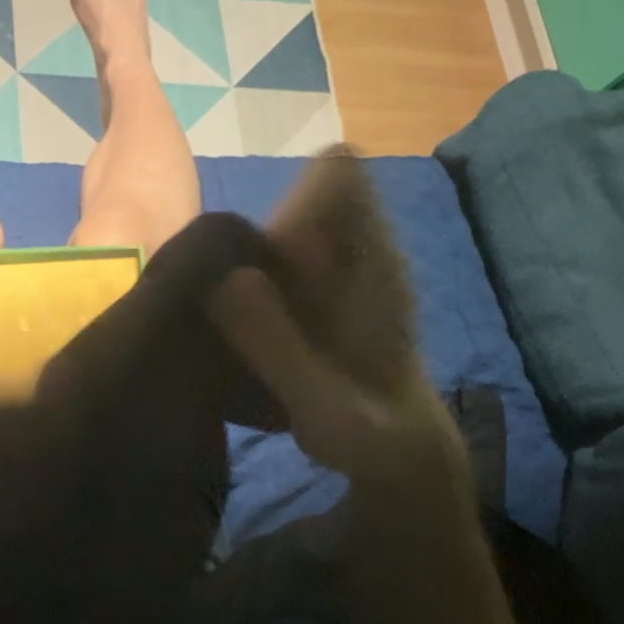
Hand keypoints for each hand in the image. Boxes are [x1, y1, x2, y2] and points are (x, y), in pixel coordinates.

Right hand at [207, 151, 465, 487]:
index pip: (338, 173)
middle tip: (233, 310)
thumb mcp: (323, 408)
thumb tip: (224, 278)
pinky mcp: (316, 296)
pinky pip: (270, 268)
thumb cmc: (370, 435)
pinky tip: (242, 338)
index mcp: (371, 264)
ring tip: (230, 328)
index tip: (268, 268)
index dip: (290, 206)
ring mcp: (335, 273)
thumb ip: (277, 347)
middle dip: (250, 241)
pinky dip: (246, 290)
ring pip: (276, 236)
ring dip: (240, 268)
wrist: (399, 450)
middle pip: (294, 203)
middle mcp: (354, 254)